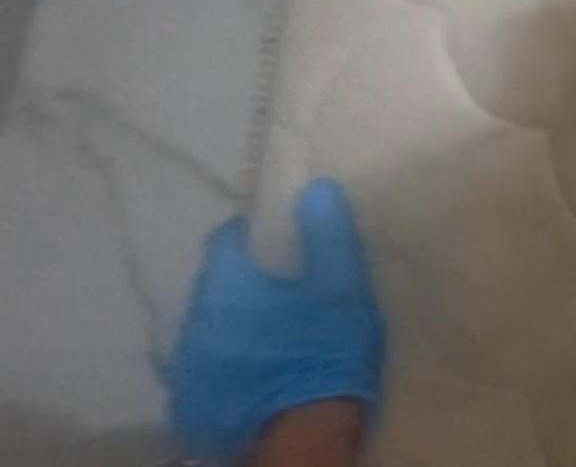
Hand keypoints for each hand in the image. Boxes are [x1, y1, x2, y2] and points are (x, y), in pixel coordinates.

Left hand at [166, 178, 384, 463]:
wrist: (302, 432)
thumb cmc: (326, 347)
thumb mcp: (342, 285)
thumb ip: (328, 236)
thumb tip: (316, 188)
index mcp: (229, 288)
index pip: (224, 240)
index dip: (252, 230)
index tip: (283, 232)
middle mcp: (195, 322)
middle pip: (217, 282)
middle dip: (250, 275)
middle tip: (293, 279)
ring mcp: (188, 366)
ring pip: (212, 322)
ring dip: (240, 315)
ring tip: (282, 321)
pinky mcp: (192, 399)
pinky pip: (210, 359)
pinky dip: (234, 351)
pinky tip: (265, 359)